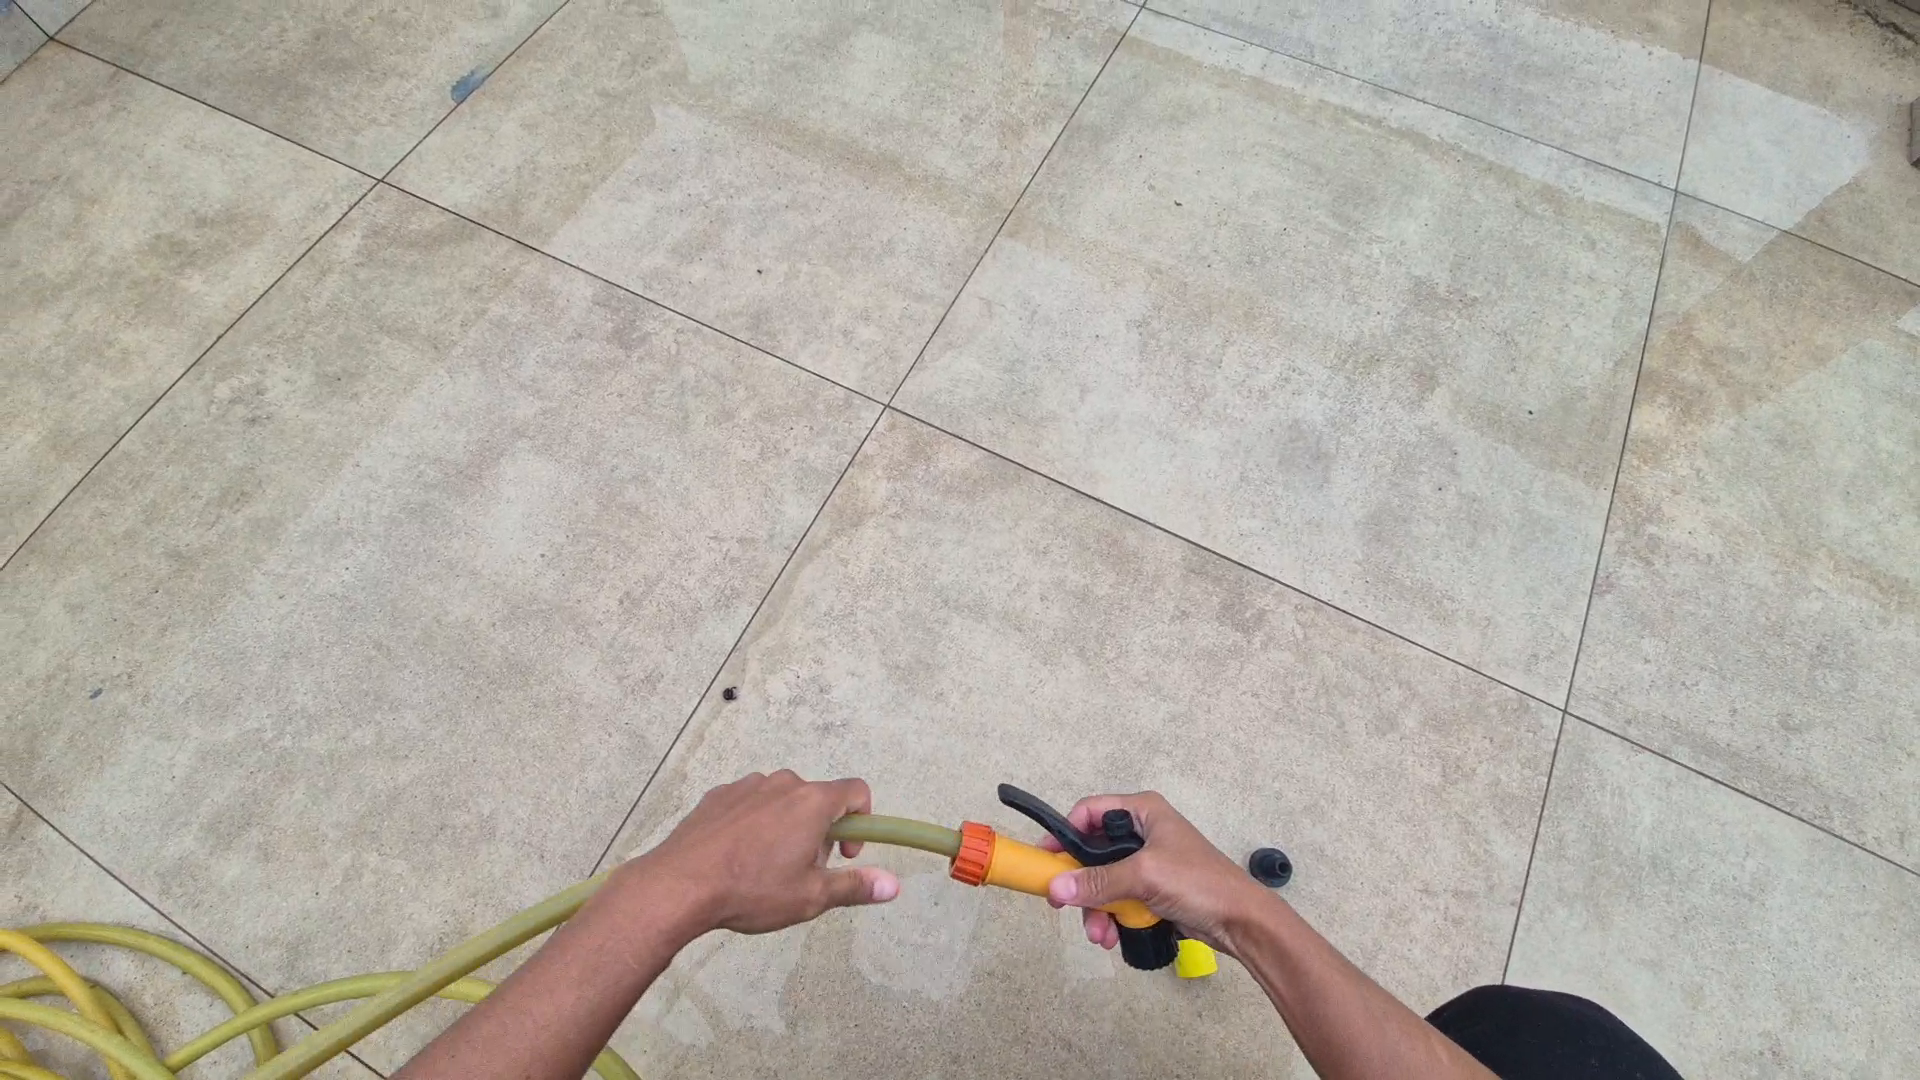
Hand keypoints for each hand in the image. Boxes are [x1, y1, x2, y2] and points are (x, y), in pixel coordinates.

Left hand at [637, 770, 899, 935]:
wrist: (678, 885)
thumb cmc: (753, 890)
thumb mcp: (810, 897)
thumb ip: (855, 886)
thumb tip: (894, 885)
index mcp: (813, 801)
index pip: (856, 791)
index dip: (861, 821)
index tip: (844, 854)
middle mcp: (784, 783)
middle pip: (817, 798)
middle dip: (819, 830)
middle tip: (800, 870)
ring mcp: (748, 785)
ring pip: (782, 800)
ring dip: (785, 825)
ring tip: (763, 866)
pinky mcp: (719, 794)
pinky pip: (750, 803)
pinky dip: (753, 822)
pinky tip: (734, 856)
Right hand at [1040, 791, 1272, 955]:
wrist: (1242, 923)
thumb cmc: (1198, 882)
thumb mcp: (1144, 876)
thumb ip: (1098, 882)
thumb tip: (1056, 889)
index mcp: (1142, 811)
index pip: (1089, 812)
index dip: (1065, 833)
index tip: (1046, 860)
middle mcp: (1141, 831)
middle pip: (1093, 852)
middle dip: (1082, 884)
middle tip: (1065, 906)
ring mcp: (1147, 862)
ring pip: (1104, 881)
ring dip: (1097, 908)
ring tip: (1099, 935)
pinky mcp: (1153, 890)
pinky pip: (1120, 899)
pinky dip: (1112, 917)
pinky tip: (1113, 937)